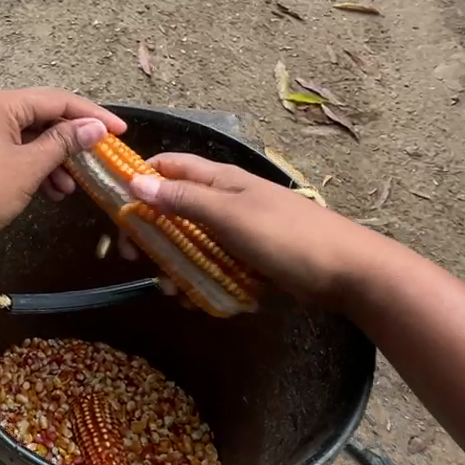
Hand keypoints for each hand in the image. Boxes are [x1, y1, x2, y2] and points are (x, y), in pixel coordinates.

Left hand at [0, 88, 127, 245]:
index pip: (56, 99)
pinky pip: (16, 153)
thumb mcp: (29, 166)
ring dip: (55, 161)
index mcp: (0, 104)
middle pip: (43, 117)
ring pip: (31, 139)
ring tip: (70, 188)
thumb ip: (64, 143)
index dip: (92, 114)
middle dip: (71, 142)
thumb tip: (95, 128)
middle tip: (97, 160)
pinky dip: (36, 169)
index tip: (119, 131)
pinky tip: (51, 192)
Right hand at [126, 152, 394, 299]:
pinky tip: (193, 298)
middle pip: (172, 205)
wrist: (349, 273)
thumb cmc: (286, 236)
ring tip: (167, 288)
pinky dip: (197, 277)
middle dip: (149, 229)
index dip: (138, 179)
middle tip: (132, 256)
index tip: (115, 206)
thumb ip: (182, 199)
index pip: (167, 166)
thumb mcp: (228, 215)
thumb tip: (135, 182)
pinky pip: (211, 263)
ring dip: (171, 260)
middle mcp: (225, 199)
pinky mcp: (249, 257)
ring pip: (189, 239)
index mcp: (220, 179)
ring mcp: (238, 229)